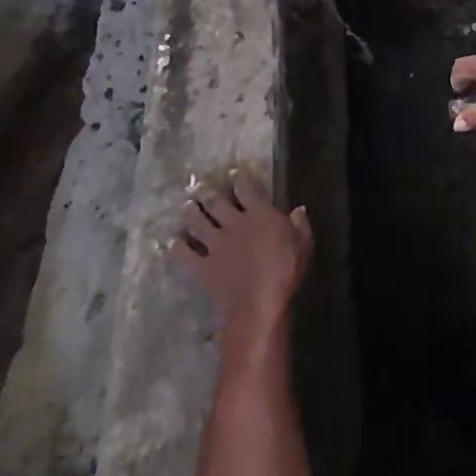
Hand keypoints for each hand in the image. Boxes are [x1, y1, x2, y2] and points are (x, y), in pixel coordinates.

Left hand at [174, 182, 313, 352]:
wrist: (259, 304)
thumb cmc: (287, 271)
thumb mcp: (304, 244)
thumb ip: (300, 225)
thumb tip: (298, 209)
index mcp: (259, 214)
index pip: (247, 189)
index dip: (240, 178)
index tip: (234, 171)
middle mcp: (234, 224)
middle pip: (215, 202)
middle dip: (206, 191)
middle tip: (197, 184)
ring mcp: (215, 245)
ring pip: (197, 223)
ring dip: (190, 213)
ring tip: (186, 206)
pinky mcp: (202, 267)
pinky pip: (184, 256)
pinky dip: (176, 249)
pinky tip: (171, 244)